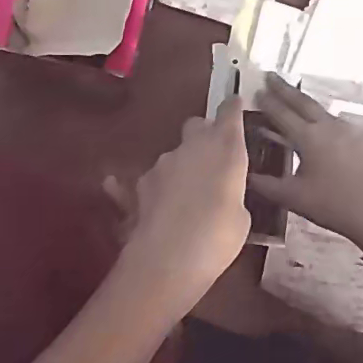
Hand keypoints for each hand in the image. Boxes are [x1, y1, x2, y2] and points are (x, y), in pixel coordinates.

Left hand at [115, 111, 250, 304]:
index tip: (234, 104)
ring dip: (179, 169)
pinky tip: (121, 191)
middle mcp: (190, 147)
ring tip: (184, 198)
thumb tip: (221, 196)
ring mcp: (160, 165)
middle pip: (195, 126)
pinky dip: (140, 187)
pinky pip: (141, 182)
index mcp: (224, 149)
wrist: (169, 259)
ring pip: (172, 156)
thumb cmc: (220, 236)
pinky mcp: (137, 186)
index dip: (231, 109)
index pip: (229, 114)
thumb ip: (231, 194)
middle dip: (203, 135)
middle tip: (211, 159)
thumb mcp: (241, 217)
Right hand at [251, 74, 362, 248]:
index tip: (257, 88)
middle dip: (286, 89)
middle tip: (272, 77)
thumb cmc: (334, 205)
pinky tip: (334, 142)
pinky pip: (348, 131)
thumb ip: (266, 185)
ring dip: (311, 110)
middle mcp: (332, 127)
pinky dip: (334, 130)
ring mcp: (356, 132)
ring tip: (301, 110)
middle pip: (304, 102)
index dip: (268, 101)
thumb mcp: (294, 198)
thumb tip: (245, 175)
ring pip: (328, 116)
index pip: (282, 113)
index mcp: (309, 137)